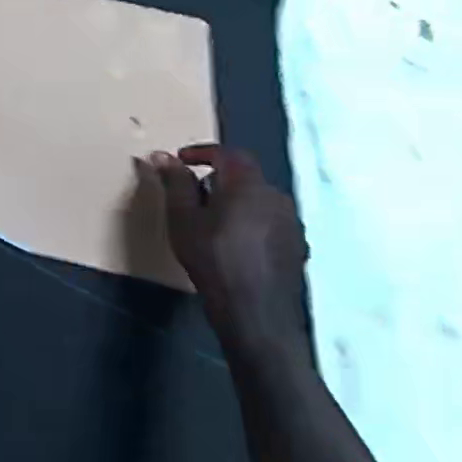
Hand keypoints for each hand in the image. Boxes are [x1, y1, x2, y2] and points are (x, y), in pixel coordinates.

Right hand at [136, 145, 310, 358]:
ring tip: (208, 218)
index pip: (229, 154)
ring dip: (233, 199)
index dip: (202, 152)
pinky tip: (231, 240)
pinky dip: (248, 219)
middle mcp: (278, 199)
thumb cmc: (211, 256)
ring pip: (258, 199)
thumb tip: (163, 156)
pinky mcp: (298, 246)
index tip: (179, 160)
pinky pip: (269, 219)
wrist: (254, 310)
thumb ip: (175, 182)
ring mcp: (293, 224)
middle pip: (245, 176)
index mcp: (249, 186)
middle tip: (189, 193)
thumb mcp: (182, 217)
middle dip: (216, 178)